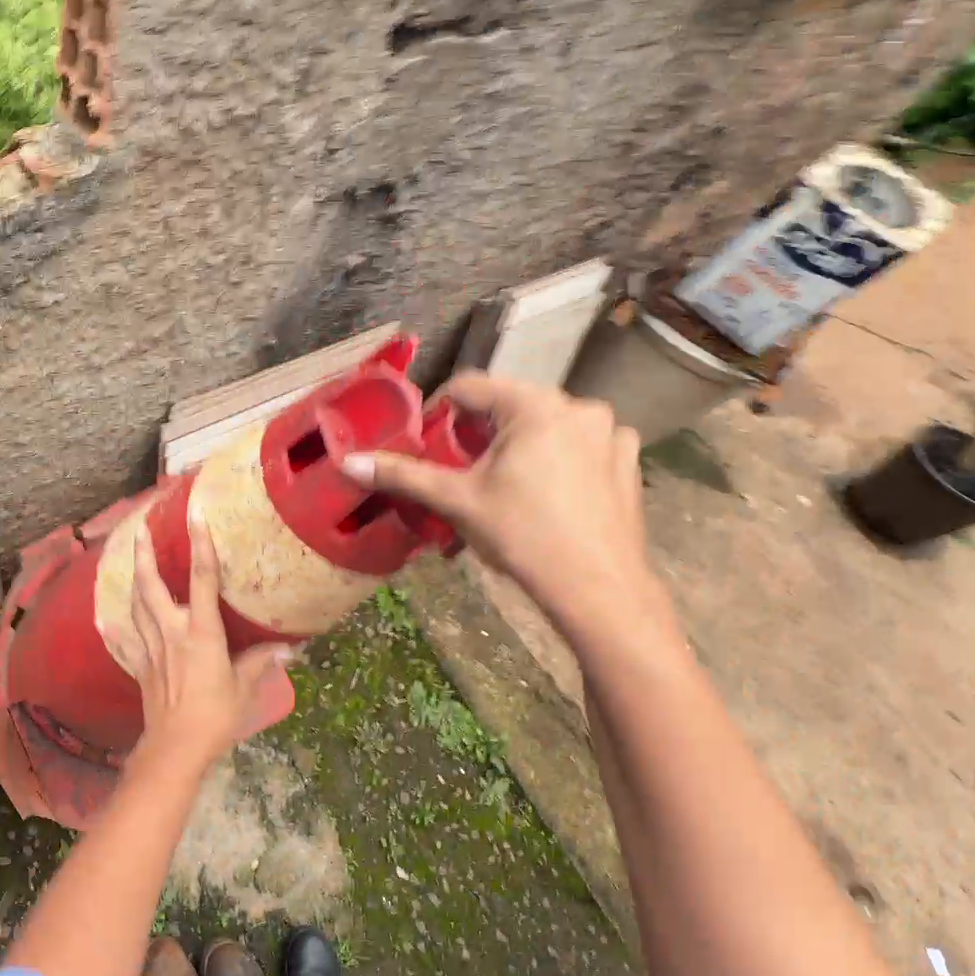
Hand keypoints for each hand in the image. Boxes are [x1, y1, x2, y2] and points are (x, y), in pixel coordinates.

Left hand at [116, 514, 296, 767]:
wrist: (176, 748)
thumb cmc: (215, 716)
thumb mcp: (244, 687)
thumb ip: (261, 662)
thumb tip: (289, 648)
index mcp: (200, 632)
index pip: (201, 579)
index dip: (200, 545)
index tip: (195, 516)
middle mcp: (171, 632)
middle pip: (150, 586)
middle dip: (144, 555)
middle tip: (139, 530)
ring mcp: (150, 649)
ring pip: (135, 606)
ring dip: (132, 581)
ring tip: (131, 562)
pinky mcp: (139, 667)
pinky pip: (123, 642)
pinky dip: (114, 629)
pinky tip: (104, 619)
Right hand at [342, 372, 661, 629]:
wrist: (597, 588)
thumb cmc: (523, 536)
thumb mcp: (456, 501)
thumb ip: (403, 475)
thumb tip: (348, 462)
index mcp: (536, 406)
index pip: (469, 388)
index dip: (438, 414)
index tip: (427, 447)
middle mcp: (579, 407)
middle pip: (508, 406)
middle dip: (477, 435)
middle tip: (459, 473)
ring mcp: (610, 433)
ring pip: (543, 426)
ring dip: (516, 446)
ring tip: (501, 487)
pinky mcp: (626, 461)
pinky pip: (577, 446)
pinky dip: (555, 459)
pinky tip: (545, 493)